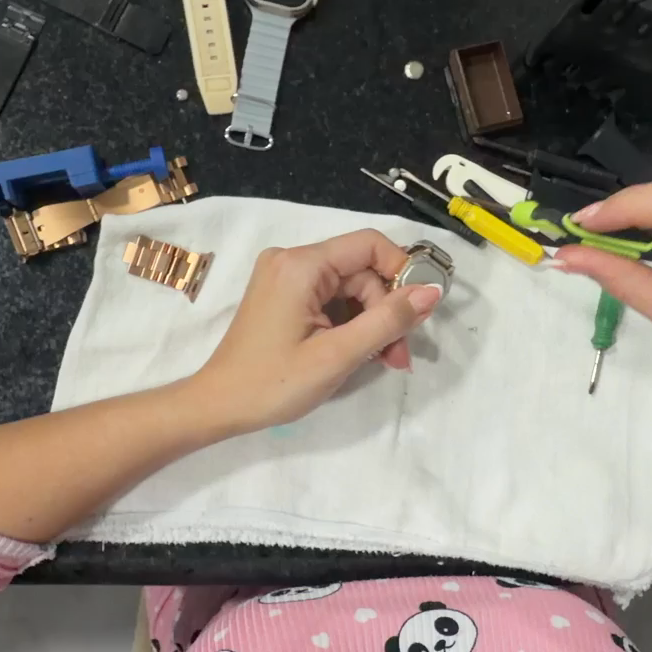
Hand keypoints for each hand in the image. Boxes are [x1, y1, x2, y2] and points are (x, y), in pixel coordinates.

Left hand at [187, 230, 442, 432]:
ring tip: (384, 361)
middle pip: (361, 271)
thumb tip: (432, 292)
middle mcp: (291, 260)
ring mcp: (285, 278)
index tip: (419, 310)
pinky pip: (330, 300)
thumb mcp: (337, 355)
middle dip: (386, 311)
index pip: (369, 245)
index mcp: (301, 265)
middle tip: (399, 357)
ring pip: (349, 289)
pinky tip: (361, 353)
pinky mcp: (284, 297)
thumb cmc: (274, 384)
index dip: (402, 271)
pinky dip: (350, 324)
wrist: (219, 406)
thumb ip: (387, 321)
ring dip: (371, 323)